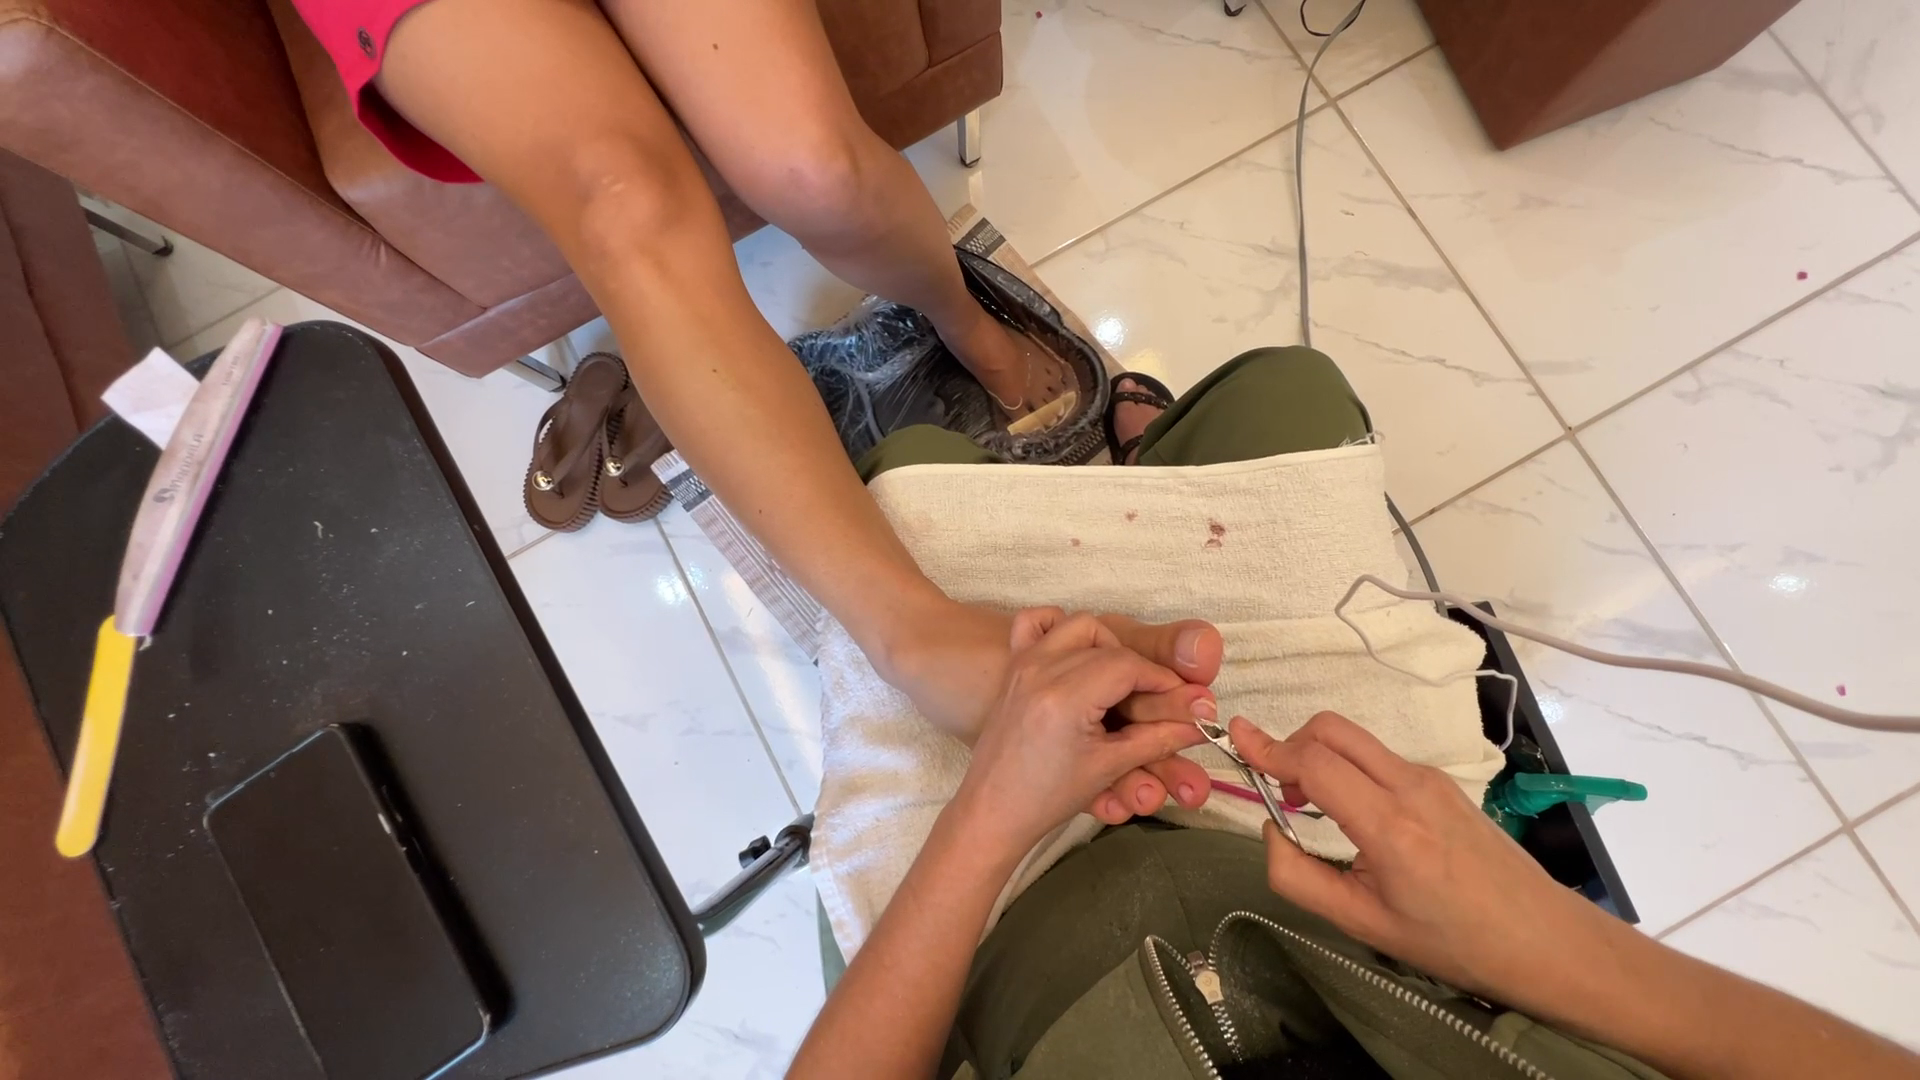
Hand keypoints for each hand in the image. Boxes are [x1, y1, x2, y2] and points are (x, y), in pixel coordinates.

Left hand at [950, 610, 1208, 852]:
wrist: (994, 808)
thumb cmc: (1050, 796)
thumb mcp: (1109, 768)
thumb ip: (1158, 738)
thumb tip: (1202, 718)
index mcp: (1066, 696)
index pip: (1128, 665)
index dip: (1162, 680)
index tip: (1183, 700)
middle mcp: (1041, 668)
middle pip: (1108, 644)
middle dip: (1139, 668)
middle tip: (1154, 699)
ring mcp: (1023, 663)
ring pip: (1077, 625)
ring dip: (1106, 644)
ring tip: (1118, 680)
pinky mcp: (1013, 666)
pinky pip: (1034, 623)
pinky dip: (1059, 627)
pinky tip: (1076, 654)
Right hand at [1229, 712, 1614, 1006]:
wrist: (1551, 943)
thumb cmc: (1454, 943)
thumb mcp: (1363, 925)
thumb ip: (1297, 877)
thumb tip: (1269, 829)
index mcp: (1391, 829)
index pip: (1315, 764)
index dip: (1268, 749)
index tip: (1234, 736)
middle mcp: (1411, 787)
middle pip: (1331, 730)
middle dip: (1290, 744)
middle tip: (1280, 787)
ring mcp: (1430, 778)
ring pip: (1352, 738)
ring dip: (1317, 755)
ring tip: (1311, 803)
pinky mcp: (1439, 779)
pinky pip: (1374, 754)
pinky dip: (1344, 765)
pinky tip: (1351, 809)